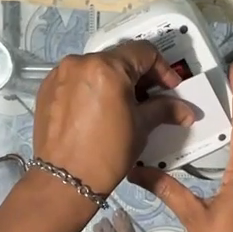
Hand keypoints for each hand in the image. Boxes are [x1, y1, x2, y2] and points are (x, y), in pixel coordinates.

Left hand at [32, 41, 196, 195]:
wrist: (65, 179)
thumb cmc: (108, 152)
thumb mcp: (141, 127)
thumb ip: (164, 109)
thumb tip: (186, 110)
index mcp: (107, 67)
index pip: (143, 52)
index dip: (162, 68)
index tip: (169, 88)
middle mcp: (80, 62)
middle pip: (118, 58)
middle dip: (138, 76)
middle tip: (149, 97)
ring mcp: (59, 74)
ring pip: (96, 67)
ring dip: (113, 81)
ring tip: (123, 105)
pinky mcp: (46, 88)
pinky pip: (76, 79)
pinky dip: (91, 88)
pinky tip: (98, 111)